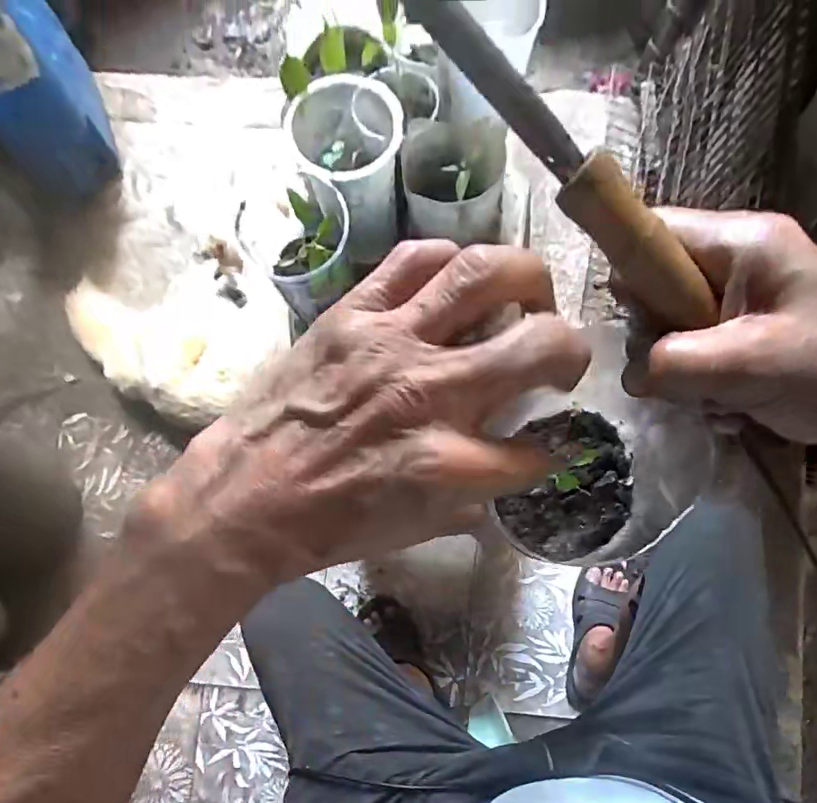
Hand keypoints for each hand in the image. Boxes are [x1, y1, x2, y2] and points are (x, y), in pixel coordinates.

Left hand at [134, 241, 590, 585]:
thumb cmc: (331, 524)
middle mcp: (428, 393)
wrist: (246, 499)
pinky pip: (413, 260)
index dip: (549, 453)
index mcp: (446, 463)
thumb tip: (509, 464)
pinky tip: (457, 281)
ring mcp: (388, 343)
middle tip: (562, 360)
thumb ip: (473, 496)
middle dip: (571, 352)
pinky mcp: (350, 315)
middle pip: (537, 346)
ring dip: (527, 278)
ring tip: (531, 296)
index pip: (532, 451)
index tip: (547, 449)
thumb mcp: (416, 528)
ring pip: (482, 274)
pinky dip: (449, 260)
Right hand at [637, 210, 816, 473]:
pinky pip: (696, 359)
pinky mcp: (745, 339)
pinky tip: (730, 408)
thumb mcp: (750, 362)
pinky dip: (703, 389)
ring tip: (718, 399)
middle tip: (686, 374)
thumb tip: (632, 375)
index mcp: (745, 244)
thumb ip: (676, 363)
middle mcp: (739, 265)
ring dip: (684, 375)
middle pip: (658, 289)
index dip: (630, 269)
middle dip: (661, 340)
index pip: (656, 230)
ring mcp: (742, 305)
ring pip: (673, 333)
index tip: (634, 323)